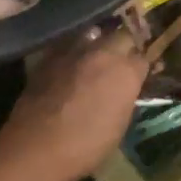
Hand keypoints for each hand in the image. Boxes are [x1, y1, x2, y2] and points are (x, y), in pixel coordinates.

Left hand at [0, 29, 148, 177]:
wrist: (37, 147)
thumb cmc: (86, 146)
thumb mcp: (118, 125)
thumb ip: (124, 98)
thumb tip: (123, 89)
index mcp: (126, 72)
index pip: (142, 58)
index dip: (140, 67)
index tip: (137, 75)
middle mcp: (102, 53)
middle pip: (120, 37)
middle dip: (124, 47)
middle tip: (120, 62)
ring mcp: (73, 51)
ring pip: (92, 34)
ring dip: (97, 42)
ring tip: (95, 56)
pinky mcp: (49, 56)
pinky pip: (67, 45)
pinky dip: (73, 51)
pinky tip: (70, 64)